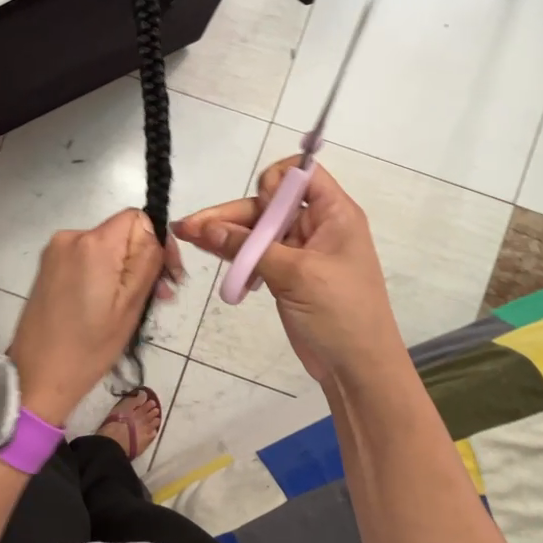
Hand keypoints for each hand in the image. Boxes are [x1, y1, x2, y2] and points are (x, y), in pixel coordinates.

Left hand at [9, 209, 181, 423]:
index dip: (158, 241)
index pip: (137, 218)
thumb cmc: (90, 346)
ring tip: (135, 308)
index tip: (168, 276)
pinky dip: (103, 276)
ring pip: (105, 249)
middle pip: (121, 234)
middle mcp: (70, 237)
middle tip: (159, 298)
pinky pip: (86, 261)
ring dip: (124, 271)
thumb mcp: (130, 305)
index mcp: (93, 243)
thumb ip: (147, 260)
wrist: (38, 376)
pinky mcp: (47, 268)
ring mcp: (54, 252)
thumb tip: (156, 231)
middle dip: (142, 261)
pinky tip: (108, 306)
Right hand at [173, 158, 403, 382]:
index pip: (301, 174)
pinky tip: (208, 255)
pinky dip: (232, 255)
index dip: (274, 182)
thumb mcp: (296, 275)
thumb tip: (206, 229)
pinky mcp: (284, 274)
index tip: (257, 207)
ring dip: (222, 234)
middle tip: (189, 228)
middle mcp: (315, 226)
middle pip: (266, 205)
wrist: (356, 367)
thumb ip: (250, 248)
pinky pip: (253, 254)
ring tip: (185, 237)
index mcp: (333, 214)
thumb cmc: (341, 313)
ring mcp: (298, 251)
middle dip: (228, 214)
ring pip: (254, 230)